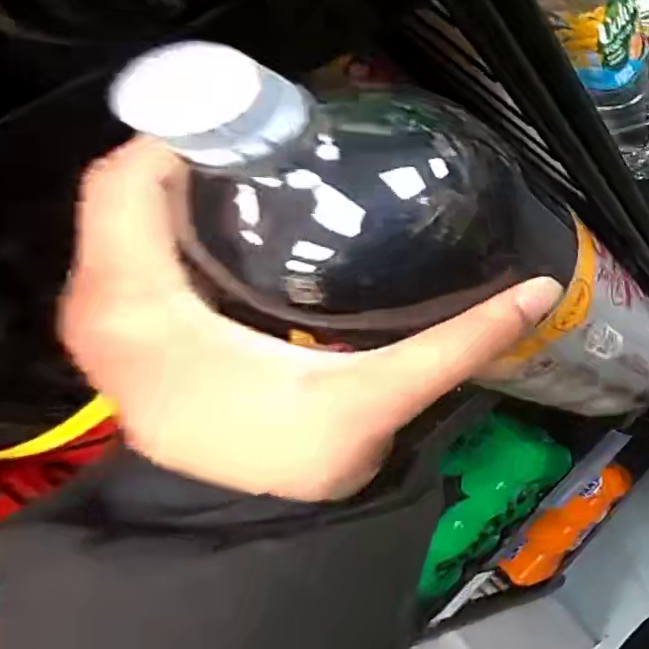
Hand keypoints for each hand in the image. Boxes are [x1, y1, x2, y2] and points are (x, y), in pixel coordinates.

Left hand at [59, 138, 562, 501]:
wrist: (242, 531)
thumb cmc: (292, 461)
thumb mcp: (384, 394)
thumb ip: (463, 342)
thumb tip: (539, 288)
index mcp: (142, 305)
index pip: (132, 178)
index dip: (195, 128)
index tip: (279, 117)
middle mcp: (109, 301)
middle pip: (141, 188)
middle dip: (216, 151)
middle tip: (308, 143)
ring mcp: (119, 319)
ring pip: (145, 218)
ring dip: (210, 185)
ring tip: (299, 172)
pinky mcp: (143, 335)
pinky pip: (155, 250)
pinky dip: (203, 223)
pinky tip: (277, 227)